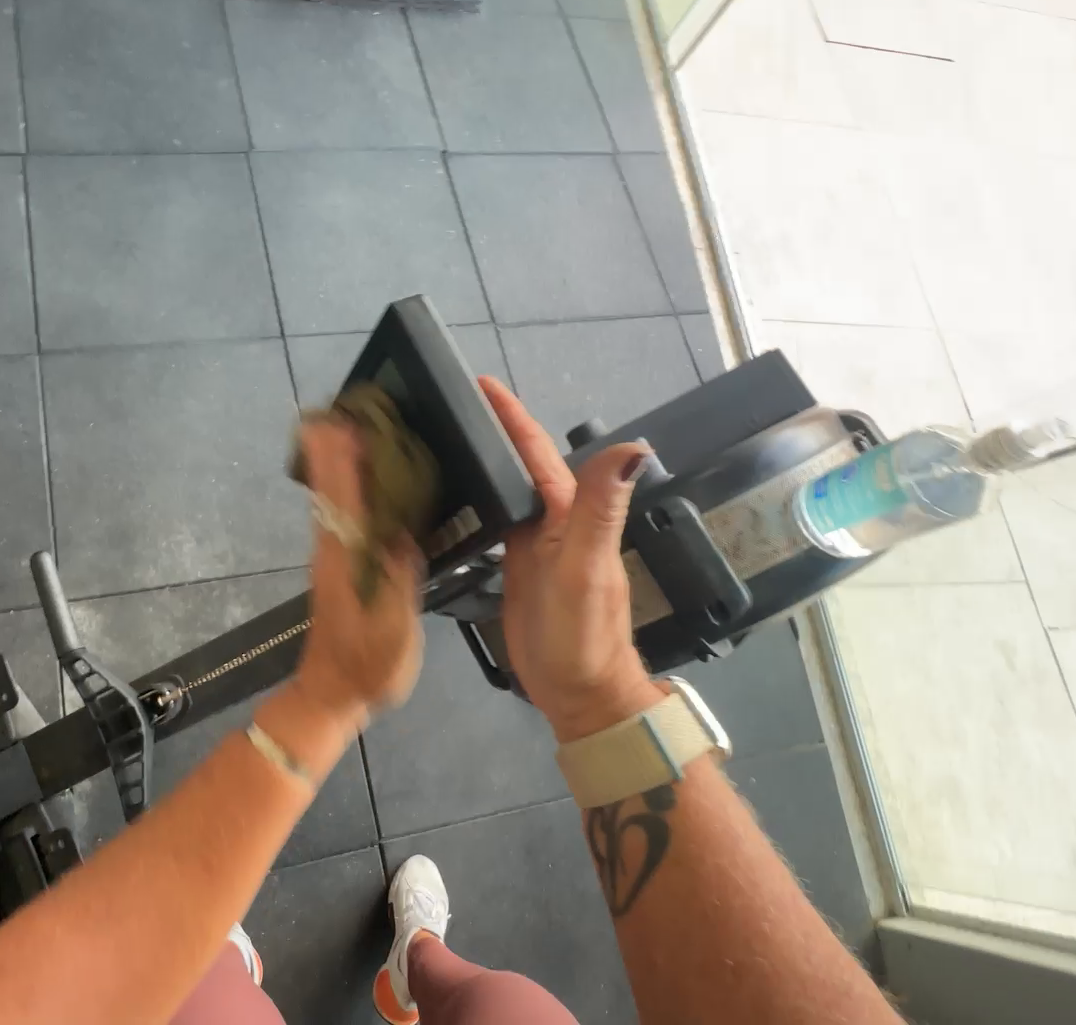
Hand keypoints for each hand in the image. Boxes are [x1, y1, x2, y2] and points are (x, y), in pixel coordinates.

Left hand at [291, 418, 424, 722]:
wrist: (331, 695)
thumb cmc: (365, 666)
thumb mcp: (392, 628)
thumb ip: (398, 578)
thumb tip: (403, 530)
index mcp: (347, 559)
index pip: (342, 498)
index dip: (341, 460)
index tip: (340, 423)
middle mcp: (334, 550)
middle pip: (330, 490)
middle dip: (332, 450)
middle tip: (340, 410)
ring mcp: (333, 558)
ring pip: (332, 501)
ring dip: (335, 465)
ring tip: (350, 431)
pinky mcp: (340, 569)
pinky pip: (343, 518)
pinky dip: (346, 491)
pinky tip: (365, 482)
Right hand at [479, 377, 662, 741]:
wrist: (578, 691)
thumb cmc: (582, 634)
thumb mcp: (588, 569)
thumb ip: (602, 509)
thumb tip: (631, 445)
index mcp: (568, 513)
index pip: (536, 452)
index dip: (512, 416)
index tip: (480, 383)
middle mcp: (553, 520)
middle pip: (519, 462)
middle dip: (492, 428)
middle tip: (447, 404)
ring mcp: (535, 543)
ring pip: (506, 488)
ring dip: (484, 460)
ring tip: (444, 440)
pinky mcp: (517, 565)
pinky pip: (496, 520)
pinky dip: (478, 499)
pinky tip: (455, 496)